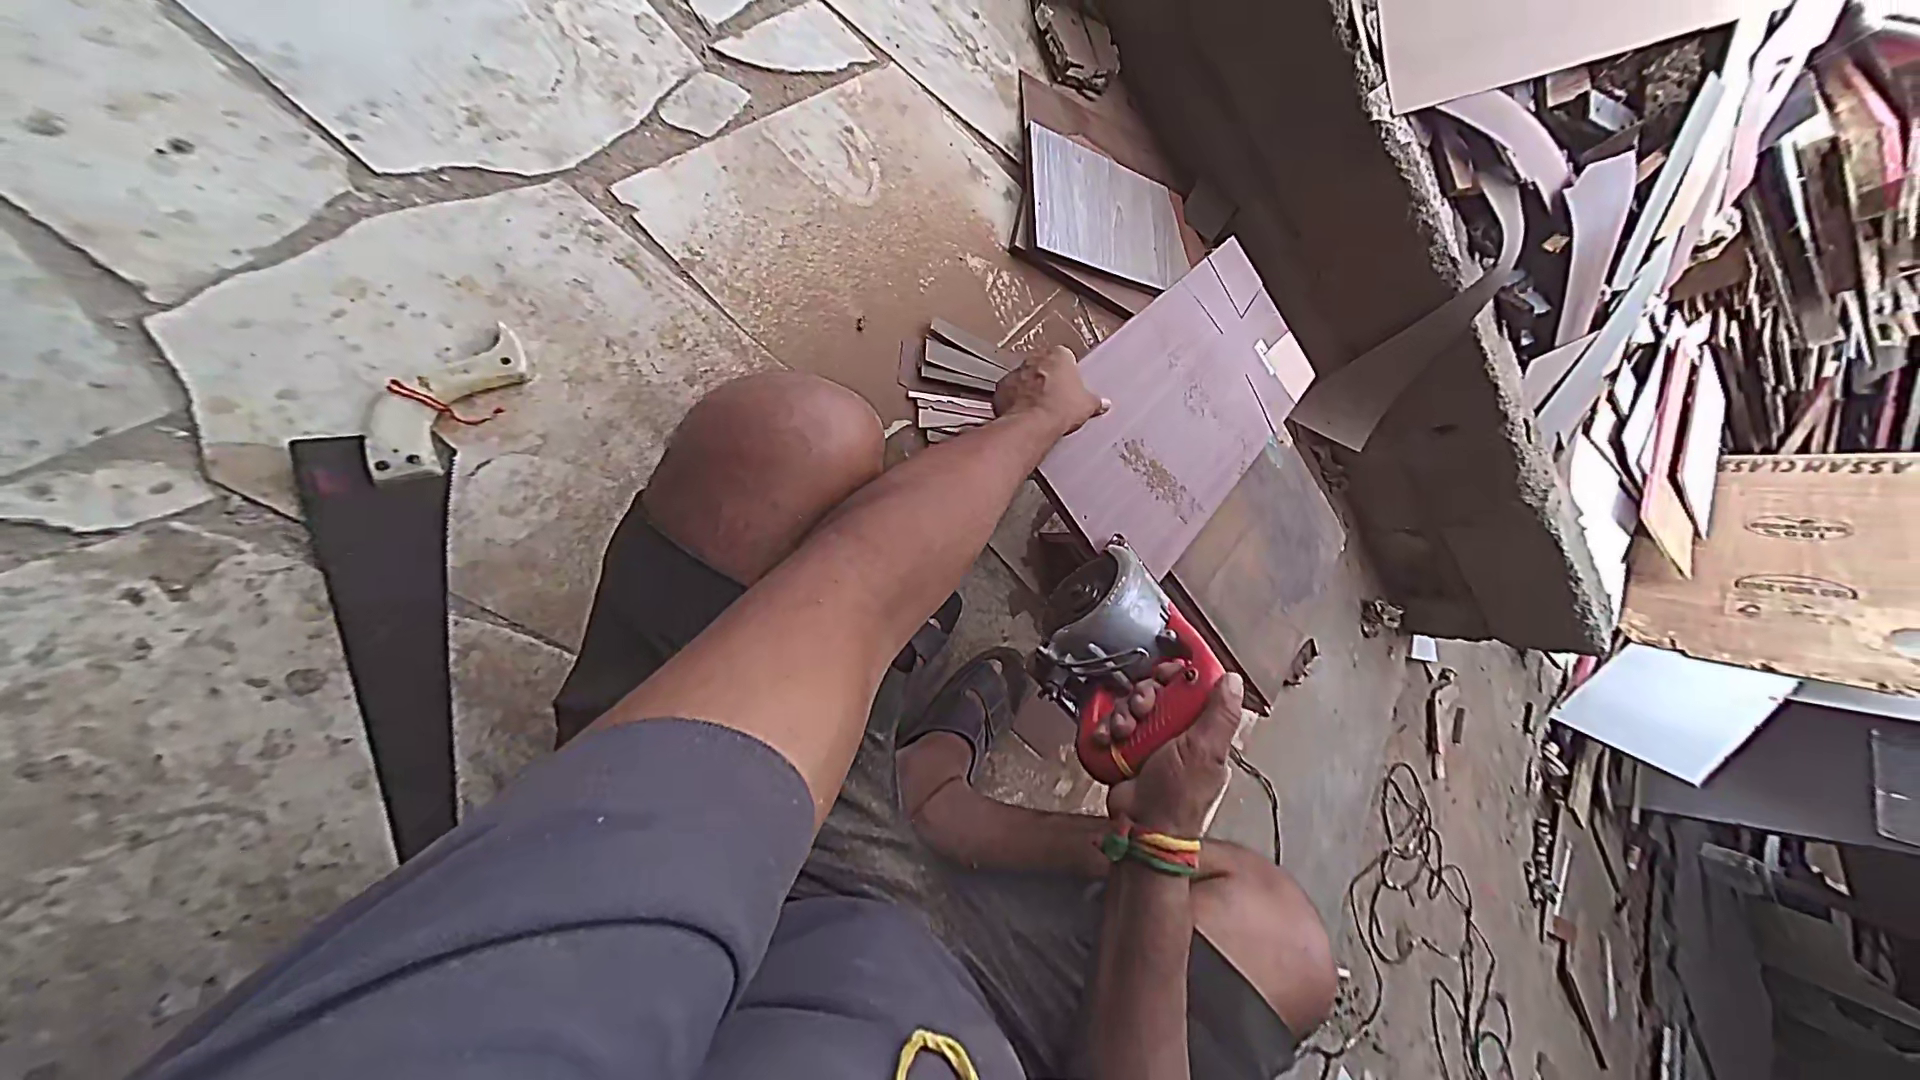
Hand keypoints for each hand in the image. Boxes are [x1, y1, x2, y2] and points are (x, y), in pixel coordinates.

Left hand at [995, 345, 1108, 436]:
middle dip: (1045, 378)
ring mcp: (1015, 372)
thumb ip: (1094, 401)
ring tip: (1036, 408)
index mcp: (1058, 355)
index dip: (1066, 373)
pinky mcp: (1001, 388)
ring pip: (1023, 377)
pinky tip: (1021, 413)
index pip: (1064, 357)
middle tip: (1053, 397)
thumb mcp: (1087, 405)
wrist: (1033, 424)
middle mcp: (1035, 359)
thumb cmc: (1060, 409)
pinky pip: (1008, 392)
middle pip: (1041, 365)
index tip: (1068, 385)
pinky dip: (1013, 400)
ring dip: (1027, 388)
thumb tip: (1102, 404)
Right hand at [1102, 671, 1242, 837]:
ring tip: (1125, 731)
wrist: (1141, 827)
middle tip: (1143, 709)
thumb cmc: (1179, 798)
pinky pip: (1112, 723)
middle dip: (1144, 695)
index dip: (1176, 674)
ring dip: (1123, 713)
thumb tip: (1234, 681)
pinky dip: (1108, 727)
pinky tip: (1111, 738)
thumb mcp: (1205, 752)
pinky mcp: (1125, 747)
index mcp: (1201, 729)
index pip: (1189, 685)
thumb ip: (1220, 715)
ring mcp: (1148, 739)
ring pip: (1130, 704)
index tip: (1165, 675)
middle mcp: (1175, 731)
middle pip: (1155, 690)